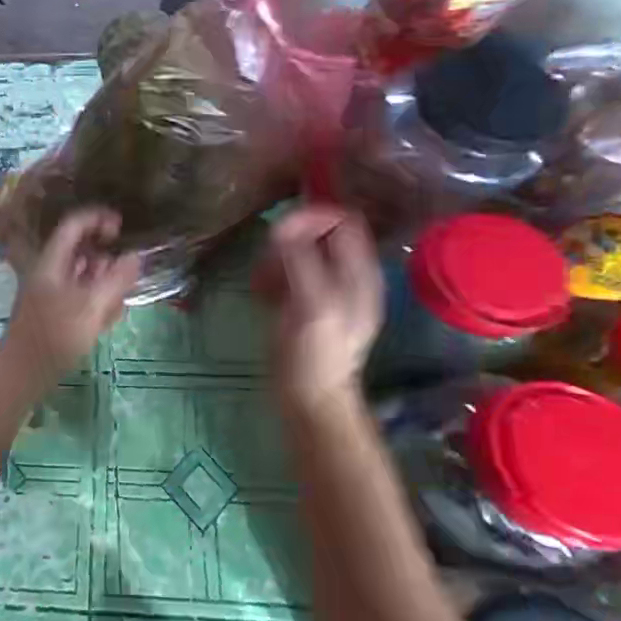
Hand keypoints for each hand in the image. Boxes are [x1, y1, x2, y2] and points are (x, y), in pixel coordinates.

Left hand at [0, 208, 141, 379]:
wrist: (20, 376)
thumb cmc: (53, 337)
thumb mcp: (92, 307)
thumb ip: (116, 280)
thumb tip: (136, 256)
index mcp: (52, 262)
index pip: (74, 224)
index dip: (99, 219)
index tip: (122, 229)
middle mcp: (51, 272)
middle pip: (83, 252)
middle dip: (108, 262)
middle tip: (127, 278)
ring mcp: (52, 293)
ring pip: (86, 277)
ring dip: (106, 285)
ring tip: (118, 306)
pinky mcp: (55, 313)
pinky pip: (82, 298)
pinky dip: (97, 304)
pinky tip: (107, 322)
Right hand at [265, 205, 383, 407]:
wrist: (312, 403)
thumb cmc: (315, 358)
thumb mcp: (312, 306)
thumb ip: (301, 261)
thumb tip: (284, 227)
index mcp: (359, 273)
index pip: (344, 220)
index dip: (313, 217)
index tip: (279, 232)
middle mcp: (348, 276)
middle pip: (320, 234)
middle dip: (289, 241)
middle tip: (267, 261)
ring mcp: (328, 290)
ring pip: (301, 252)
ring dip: (276, 259)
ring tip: (261, 281)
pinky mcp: (308, 304)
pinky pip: (290, 274)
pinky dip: (273, 276)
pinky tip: (262, 294)